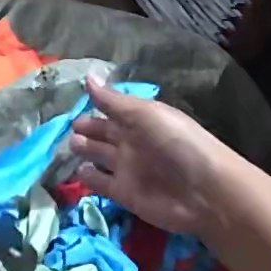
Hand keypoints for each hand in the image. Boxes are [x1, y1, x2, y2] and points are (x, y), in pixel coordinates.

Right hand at [68, 78, 249, 237]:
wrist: (203, 191)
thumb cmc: (176, 142)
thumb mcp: (144, 114)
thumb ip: (112, 100)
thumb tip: (87, 77)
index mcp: (139, 119)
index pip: (111, 109)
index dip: (94, 104)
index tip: (70, 101)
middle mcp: (131, 141)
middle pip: (103, 132)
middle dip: (86, 128)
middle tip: (66, 126)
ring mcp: (127, 168)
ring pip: (98, 155)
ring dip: (83, 149)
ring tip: (69, 144)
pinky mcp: (123, 193)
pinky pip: (100, 183)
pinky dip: (87, 177)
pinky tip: (76, 170)